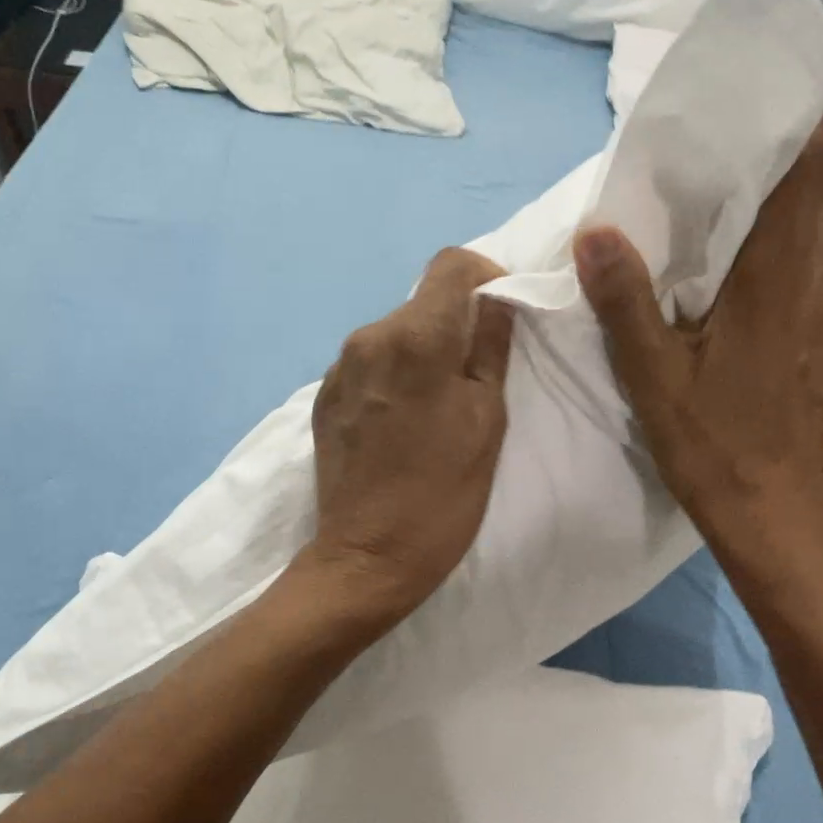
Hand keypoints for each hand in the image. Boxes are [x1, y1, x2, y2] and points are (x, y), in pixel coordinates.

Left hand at [300, 247, 513, 625]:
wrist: (366, 558)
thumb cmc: (441, 496)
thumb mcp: (487, 421)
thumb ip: (491, 349)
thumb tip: (496, 300)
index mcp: (415, 337)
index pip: (452, 264)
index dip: (485, 277)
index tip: (500, 316)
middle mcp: (368, 337)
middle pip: (421, 303)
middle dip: (453, 327)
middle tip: (473, 380)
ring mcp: (338, 368)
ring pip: (393, 335)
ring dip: (420, 355)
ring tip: (434, 410)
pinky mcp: (322, 398)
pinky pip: (368, 366)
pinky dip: (391, 379)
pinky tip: (400, 427)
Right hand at [573, 123, 822, 586]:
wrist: (773, 517)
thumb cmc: (712, 448)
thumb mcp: (653, 379)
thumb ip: (625, 303)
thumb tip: (595, 231)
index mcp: (777, 284)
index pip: (809, 172)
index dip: (787, 129)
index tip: (734, 123)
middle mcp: (818, 286)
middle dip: (800, 153)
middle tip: (735, 158)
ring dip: (801, 197)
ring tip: (737, 203)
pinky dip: (799, 245)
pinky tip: (750, 274)